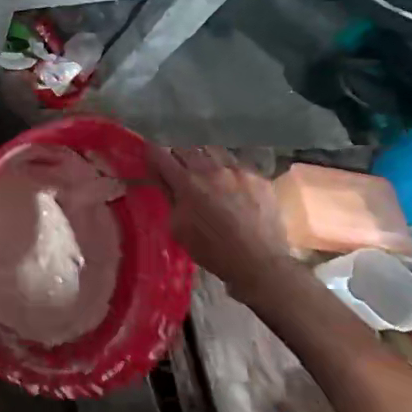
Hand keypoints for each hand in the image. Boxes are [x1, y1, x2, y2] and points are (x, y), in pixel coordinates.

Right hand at [148, 146, 299, 299]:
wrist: (260, 263)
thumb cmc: (213, 250)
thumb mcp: (178, 228)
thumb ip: (170, 198)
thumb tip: (164, 180)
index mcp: (187, 183)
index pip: (160, 155)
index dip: (152, 154)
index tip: (151, 156)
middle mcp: (211, 169)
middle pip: (186, 148)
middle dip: (178, 157)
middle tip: (178, 168)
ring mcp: (237, 171)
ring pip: (213, 151)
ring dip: (204, 159)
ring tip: (206, 172)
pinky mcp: (258, 177)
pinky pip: (237, 164)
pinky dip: (229, 170)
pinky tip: (232, 185)